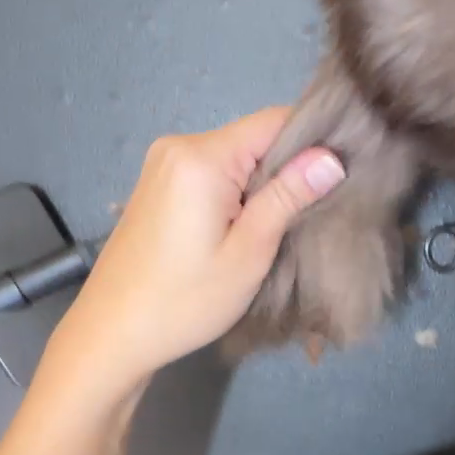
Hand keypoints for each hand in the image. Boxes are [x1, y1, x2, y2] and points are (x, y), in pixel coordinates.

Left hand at [43, 107, 345, 392]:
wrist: (112, 333)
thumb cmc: (185, 300)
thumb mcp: (248, 252)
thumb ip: (288, 198)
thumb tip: (332, 158)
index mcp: (202, 156)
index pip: (276, 121)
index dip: (314, 142)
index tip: (342, 176)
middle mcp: (179, 146)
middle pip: (254, 139)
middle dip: (288, 169)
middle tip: (313, 214)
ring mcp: (163, 164)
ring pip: (234, 159)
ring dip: (262, 186)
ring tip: (279, 229)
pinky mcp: (157, 186)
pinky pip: (212, 174)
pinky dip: (236, 194)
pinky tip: (244, 230)